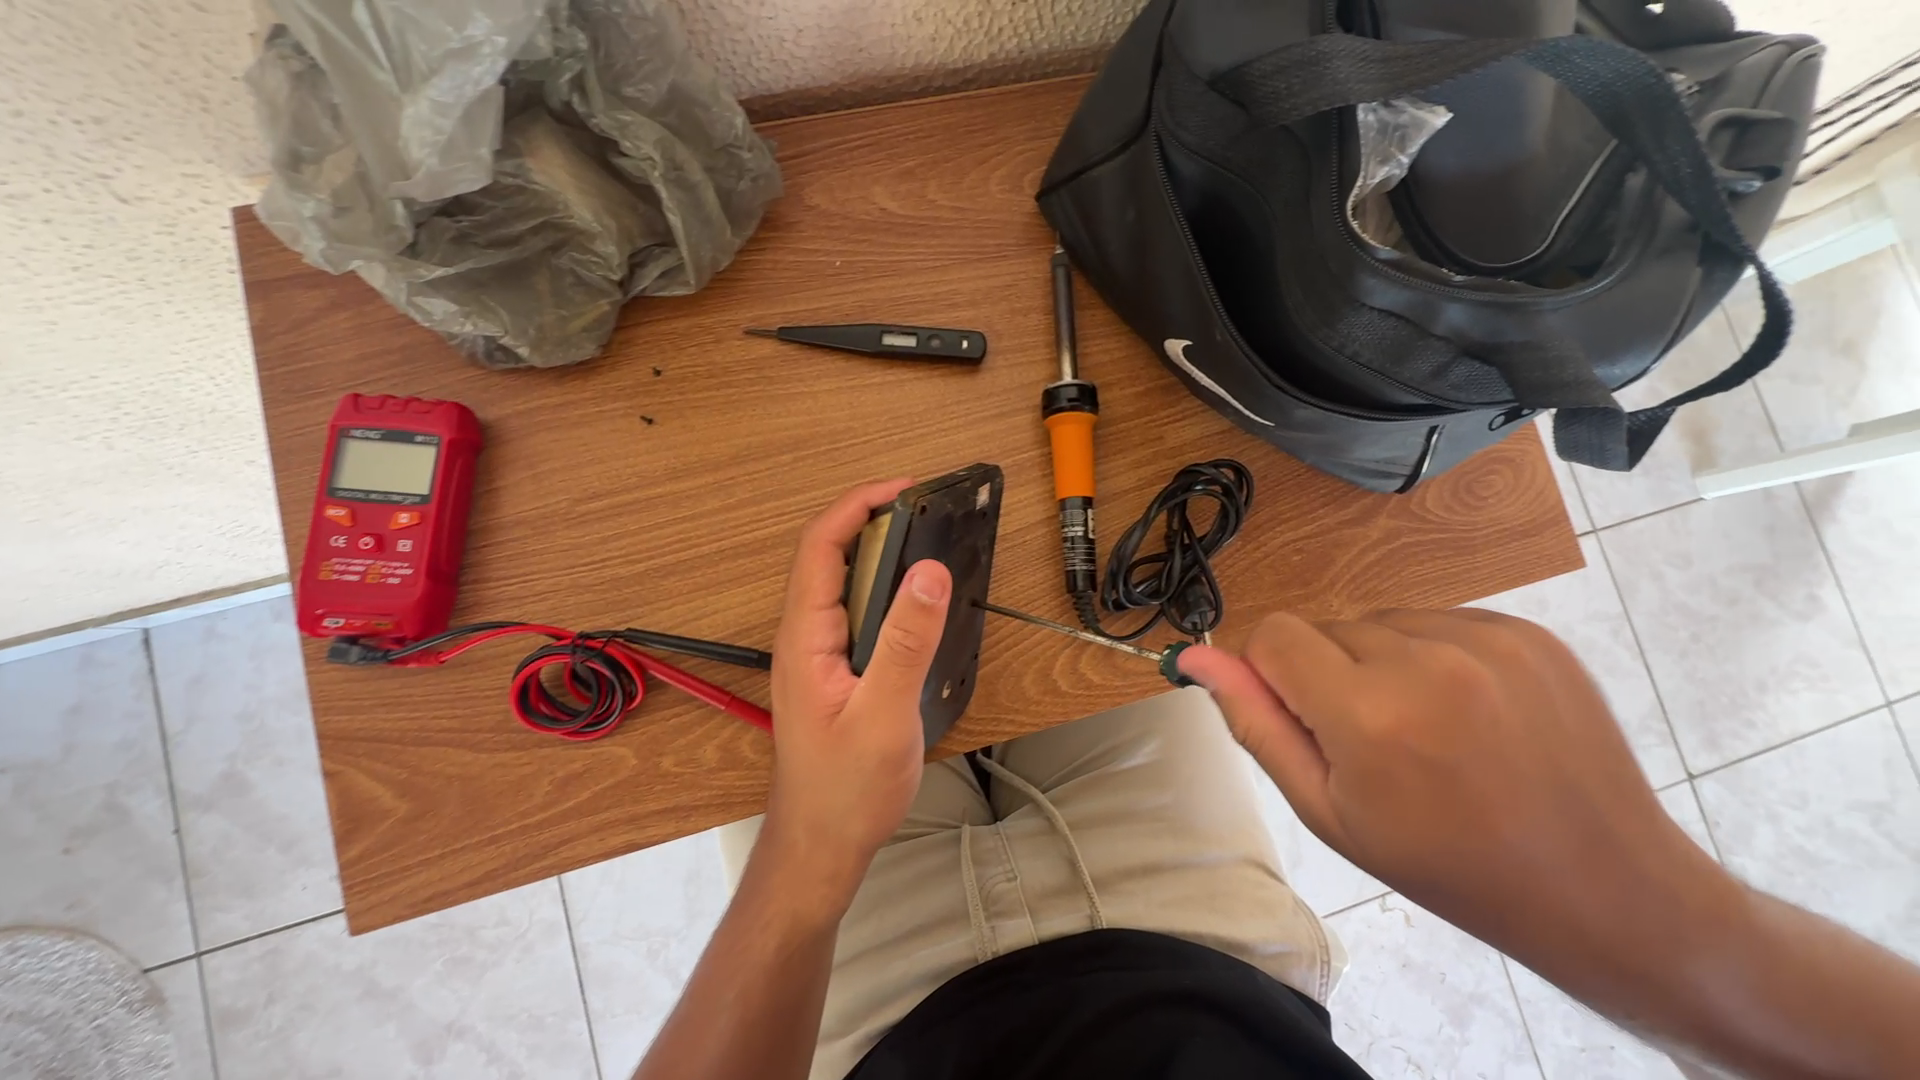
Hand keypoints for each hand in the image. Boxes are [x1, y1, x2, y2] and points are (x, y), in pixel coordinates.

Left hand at [760, 479, 952, 908]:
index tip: (905, 489)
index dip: (858, 506)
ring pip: (842, 585)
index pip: (821, 547)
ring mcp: (816, 655)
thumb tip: (929, 571)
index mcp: (805, 637)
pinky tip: (915, 601)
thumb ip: (906, 642)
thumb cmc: (846, 789)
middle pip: (829, 557)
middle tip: (926, 510)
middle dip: (872, 521)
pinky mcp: (833, 672)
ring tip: (927, 541)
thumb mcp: (884, 714)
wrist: (822, 843)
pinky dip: (884, 591)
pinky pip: (855, 614)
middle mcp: (804, 637)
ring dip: (880, 554)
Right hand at [1179, 609, 1735, 978]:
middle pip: (1326, 628)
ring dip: (1379, 662)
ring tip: (1424, 729)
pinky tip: (1466, 712)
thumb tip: (1195, 658)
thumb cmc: (1444, 862)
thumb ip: (1255, 724)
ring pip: (1380, 622)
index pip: (1274, 636)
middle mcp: (1426, 657)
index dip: (1272, 675)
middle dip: (1327, 673)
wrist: (1602, 884)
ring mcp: (1486, 638)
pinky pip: (1438, 620)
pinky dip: (1432, 656)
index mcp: (1370, 713)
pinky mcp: (1527, 631)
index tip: (1303, 721)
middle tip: (1372, 743)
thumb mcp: (1328, 810)